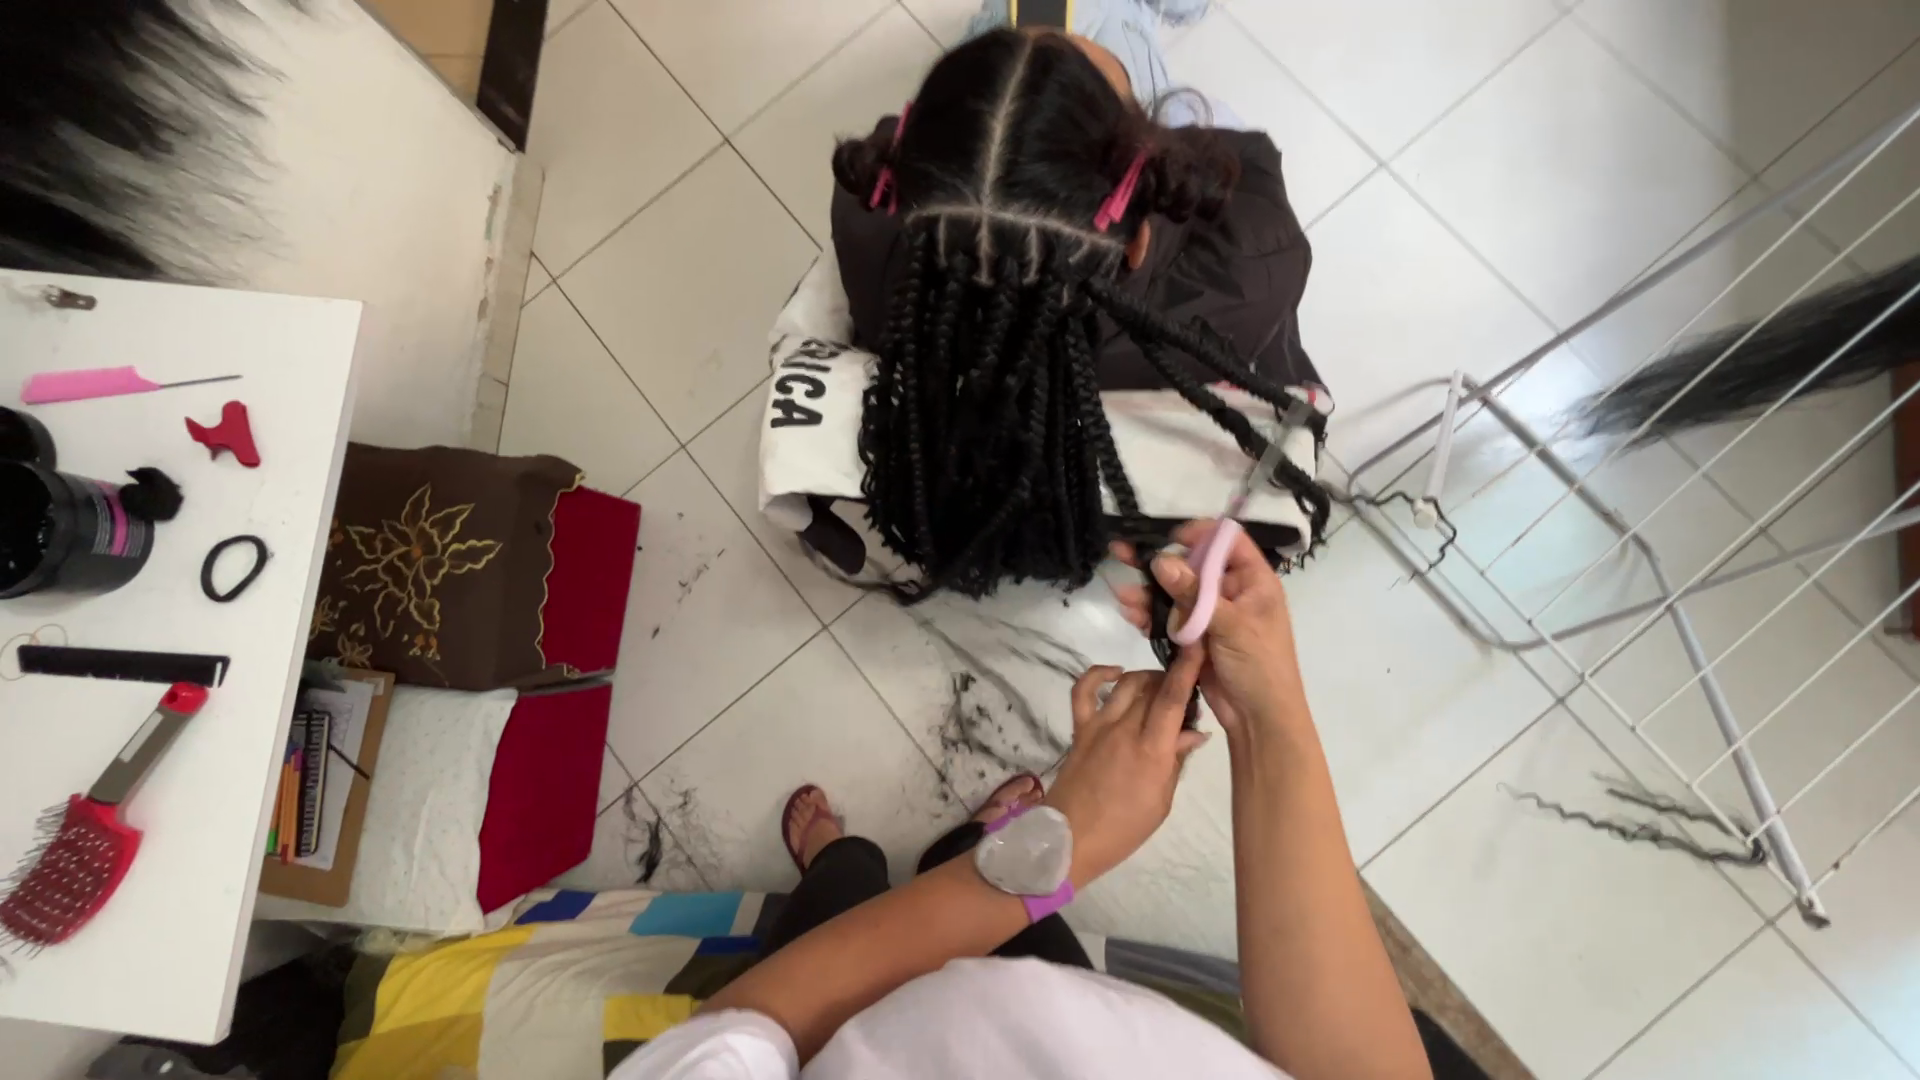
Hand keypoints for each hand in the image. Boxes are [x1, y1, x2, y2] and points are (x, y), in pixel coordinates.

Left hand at [1045, 648, 1208, 886]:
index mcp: (1151, 750)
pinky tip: (1114, 673)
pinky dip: (1098, 674)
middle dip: (1172, 681)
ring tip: (1159, 687)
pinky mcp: (1079, 727)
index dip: (1187, 669)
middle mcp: (1125, 728)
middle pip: (1152, 687)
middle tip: (1185, 695)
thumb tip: (1194, 732)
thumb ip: (1176, 760)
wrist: (1072, 837)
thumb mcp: (1162, 800)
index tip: (1198, 647)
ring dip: (1146, 677)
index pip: (1172, 699)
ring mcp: (1098, 724)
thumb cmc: (1124, 828)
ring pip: (1126, 683)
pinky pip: (1084, 689)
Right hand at [1109, 521, 1307, 739]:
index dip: (1200, 534)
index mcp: (1252, 582)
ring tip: (1123, 595)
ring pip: (1174, 593)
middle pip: (1191, 565)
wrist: (1259, 719)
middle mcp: (1230, 592)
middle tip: (1122, 553)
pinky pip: (1168, 618)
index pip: (1227, 542)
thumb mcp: (1230, 626)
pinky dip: (1149, 615)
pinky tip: (1130, 613)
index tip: (1170, 538)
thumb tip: (1160, 561)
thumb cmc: (1260, 667)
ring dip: (1148, 593)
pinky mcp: (1194, 636)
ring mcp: (1210, 614)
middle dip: (1158, 562)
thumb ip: (1194, 594)